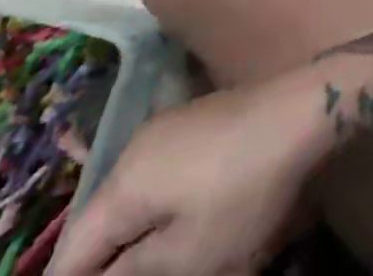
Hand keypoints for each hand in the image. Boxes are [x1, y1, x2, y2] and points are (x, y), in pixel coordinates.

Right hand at [48, 72, 333, 275]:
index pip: (72, 252)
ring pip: (135, 198)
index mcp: (121, 184)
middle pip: (102, 222)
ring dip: (142, 236)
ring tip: (169, 260)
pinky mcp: (199, 122)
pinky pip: (163, 175)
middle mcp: (135, 148)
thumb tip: (104, 274)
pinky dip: (166, 207)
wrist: (300, 112)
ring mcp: (169, 129)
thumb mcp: (189, 254)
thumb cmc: (245, 191)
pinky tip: (191, 226)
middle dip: (112, 262)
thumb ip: (132, 274)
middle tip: (142, 273)